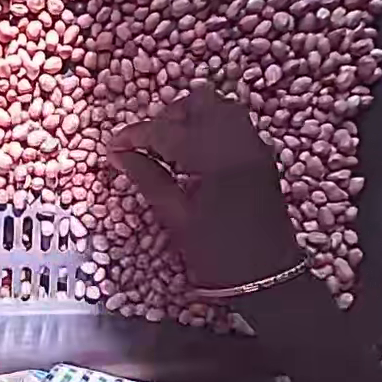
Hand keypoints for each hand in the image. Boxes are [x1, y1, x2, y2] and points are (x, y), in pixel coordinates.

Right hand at [107, 86, 304, 290]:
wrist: (268, 279)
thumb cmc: (218, 254)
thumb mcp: (176, 217)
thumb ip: (148, 178)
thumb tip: (119, 154)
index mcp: (217, 159)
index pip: (167, 131)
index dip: (135, 135)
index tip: (113, 147)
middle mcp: (241, 142)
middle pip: (200, 102)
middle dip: (168, 118)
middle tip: (147, 146)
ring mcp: (256, 146)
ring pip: (219, 108)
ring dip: (190, 120)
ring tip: (169, 150)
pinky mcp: (262, 156)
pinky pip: (233, 125)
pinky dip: (209, 129)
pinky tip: (193, 158)